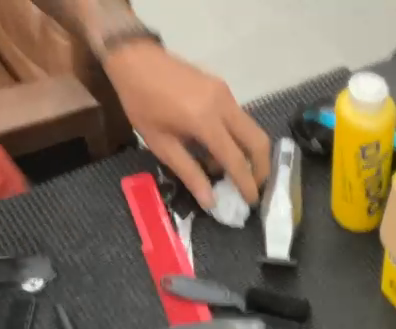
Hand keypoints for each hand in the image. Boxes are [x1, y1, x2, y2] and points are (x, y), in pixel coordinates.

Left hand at [104, 42, 271, 208]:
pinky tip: (219, 149)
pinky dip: (239, 139)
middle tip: (253, 186)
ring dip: (250, 154)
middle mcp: (222, 105)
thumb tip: (210, 202)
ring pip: (253, 130)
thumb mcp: (161, 144)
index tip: (250, 202)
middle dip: (261, 169)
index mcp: (204, 120)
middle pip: (258, 142)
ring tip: (232, 170)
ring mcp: (225, 94)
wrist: (135, 58)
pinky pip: (241, 119)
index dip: (246, 184)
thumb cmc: (142, 103)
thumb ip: (190, 173)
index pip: (236, 159)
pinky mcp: (223, 88)